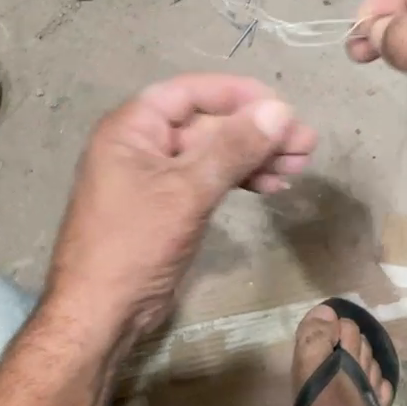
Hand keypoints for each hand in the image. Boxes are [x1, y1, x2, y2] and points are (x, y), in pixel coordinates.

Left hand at [46, 74, 317, 345]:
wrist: (100, 312)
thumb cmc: (135, 243)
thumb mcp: (187, 191)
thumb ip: (233, 148)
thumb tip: (279, 110)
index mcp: (131, 128)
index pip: (189, 93)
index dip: (237, 94)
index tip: (282, 106)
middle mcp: (140, 144)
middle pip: (205, 123)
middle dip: (254, 131)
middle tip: (306, 144)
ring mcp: (153, 177)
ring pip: (210, 153)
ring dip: (253, 156)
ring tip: (300, 166)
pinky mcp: (166, 206)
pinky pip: (205, 180)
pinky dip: (237, 180)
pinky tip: (271, 186)